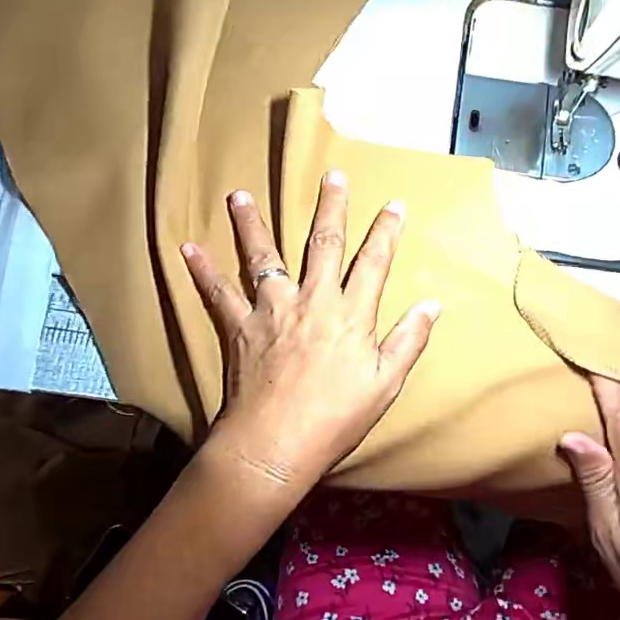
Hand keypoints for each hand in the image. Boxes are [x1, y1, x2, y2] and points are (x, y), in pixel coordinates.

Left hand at [181, 171, 439, 498]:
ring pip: (261, 257)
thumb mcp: (385, 384)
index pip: (374, 262)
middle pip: (321, 244)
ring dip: (250, 224)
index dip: (386, 231)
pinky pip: (218, 293)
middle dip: (330, 207)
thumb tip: (432, 305)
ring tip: (239, 195)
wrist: (276, 444)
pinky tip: (187, 249)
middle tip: (332, 175)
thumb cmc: (335, 419)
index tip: (394, 203)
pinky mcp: (239, 328)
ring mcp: (271, 311)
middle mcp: (311, 301)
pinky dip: (202, 271)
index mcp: (350, 315)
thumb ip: (408, 341)